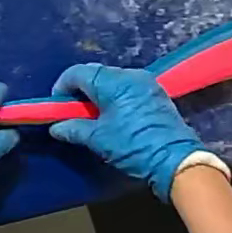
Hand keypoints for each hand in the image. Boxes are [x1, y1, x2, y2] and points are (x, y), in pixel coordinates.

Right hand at [48, 64, 201, 199]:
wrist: (176, 160)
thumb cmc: (134, 146)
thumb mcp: (99, 139)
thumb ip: (74, 129)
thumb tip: (56, 126)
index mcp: (114, 82)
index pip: (79, 73)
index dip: (63, 86)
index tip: (57, 104)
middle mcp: (130, 75)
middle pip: (97, 74)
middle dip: (81, 90)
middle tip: (73, 111)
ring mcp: (146, 82)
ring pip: (113, 80)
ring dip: (99, 93)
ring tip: (93, 115)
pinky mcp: (156, 92)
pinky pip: (128, 86)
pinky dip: (116, 96)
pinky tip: (114, 114)